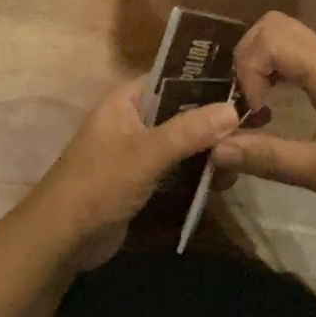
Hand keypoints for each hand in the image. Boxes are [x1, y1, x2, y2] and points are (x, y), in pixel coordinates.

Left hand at [26, 77, 240, 269]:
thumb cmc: (99, 185)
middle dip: (212, 122)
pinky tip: (221, 181)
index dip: (205, 80)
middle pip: (181, 111)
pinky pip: (176, 167)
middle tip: (253, 130)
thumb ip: (188, 132)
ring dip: (207, 150)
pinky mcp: (143, 180)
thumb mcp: (146, 155)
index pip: (171, 77)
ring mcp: (137, 151)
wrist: (62, 239)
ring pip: (182, 142)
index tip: (245, 87)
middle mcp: (133, 120)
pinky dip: (196, 171)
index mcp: (126, 101)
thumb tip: (233, 109)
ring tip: (239, 162)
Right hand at [211, 13, 315, 236]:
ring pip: (280, 37)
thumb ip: (268, 157)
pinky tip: (267, 106)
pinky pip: (290, 56)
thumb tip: (215, 149)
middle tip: (244, 102)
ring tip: (252, 105)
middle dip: (247, 58)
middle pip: (273, 26)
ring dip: (256, 64)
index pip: (273, 38)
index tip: (249, 111)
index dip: (249, 68)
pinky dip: (269, 72)